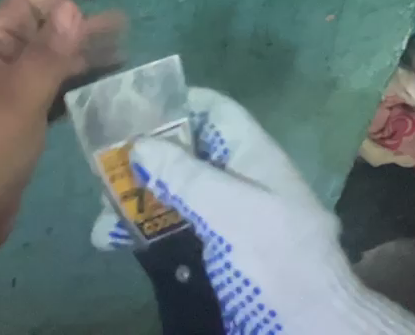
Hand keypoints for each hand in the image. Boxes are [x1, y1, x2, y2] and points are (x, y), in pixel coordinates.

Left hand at [0, 0, 124, 254]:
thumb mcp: (16, 96)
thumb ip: (47, 53)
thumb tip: (71, 7)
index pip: (22, 7)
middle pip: (40, 35)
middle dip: (77, 24)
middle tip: (121, 18)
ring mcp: (4, 101)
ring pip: (49, 66)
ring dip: (81, 56)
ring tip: (122, 50)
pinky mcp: (16, 130)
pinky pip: (50, 96)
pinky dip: (74, 89)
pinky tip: (99, 90)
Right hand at [91, 88, 414, 334]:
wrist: (313, 329)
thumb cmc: (274, 255)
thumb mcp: (228, 208)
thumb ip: (183, 173)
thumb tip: (140, 142)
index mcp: (252, 155)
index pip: (215, 110)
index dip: (178, 102)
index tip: (134, 107)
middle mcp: (240, 180)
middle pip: (187, 152)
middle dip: (146, 157)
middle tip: (105, 166)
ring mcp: (229, 219)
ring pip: (176, 193)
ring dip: (137, 198)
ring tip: (102, 212)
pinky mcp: (218, 253)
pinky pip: (176, 230)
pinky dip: (145, 232)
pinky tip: (110, 239)